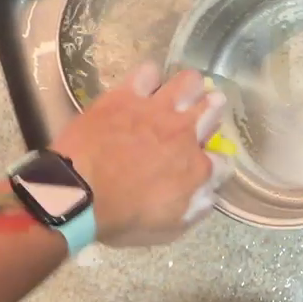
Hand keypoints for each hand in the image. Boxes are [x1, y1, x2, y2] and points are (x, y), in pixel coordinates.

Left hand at [52, 64, 230, 247]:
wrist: (79, 193)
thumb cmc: (122, 218)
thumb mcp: (168, 229)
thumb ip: (195, 209)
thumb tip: (209, 194)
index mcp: (196, 169)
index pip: (223, 162)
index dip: (217, 166)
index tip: (206, 169)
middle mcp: (184, 133)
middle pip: (214, 108)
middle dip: (213, 110)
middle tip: (202, 116)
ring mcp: (157, 110)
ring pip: (189, 82)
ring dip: (190, 88)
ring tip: (179, 96)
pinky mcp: (127, 95)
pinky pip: (149, 72)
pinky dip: (150, 79)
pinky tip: (144, 89)